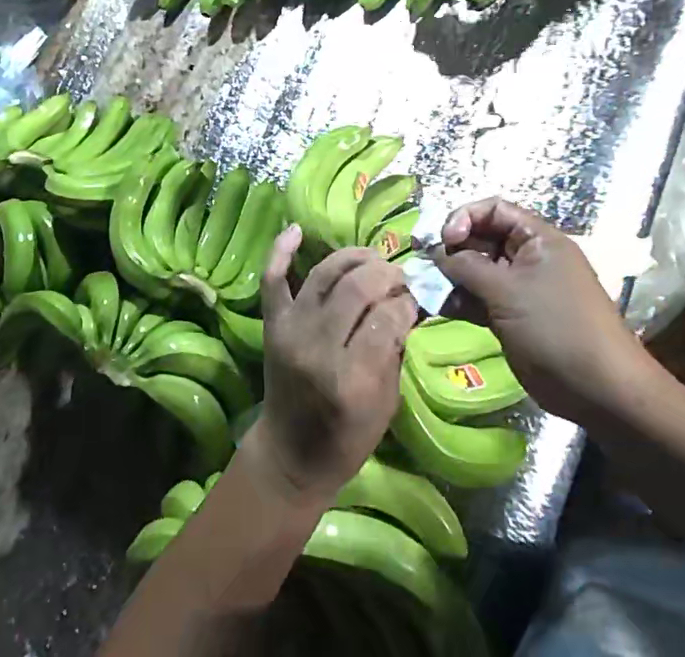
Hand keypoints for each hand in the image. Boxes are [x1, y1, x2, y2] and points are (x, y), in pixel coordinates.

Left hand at [248, 225, 419, 501]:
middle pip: (357, 288)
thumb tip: (407, 302)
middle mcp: (317, 347)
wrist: (289, 454)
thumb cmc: (346, 438)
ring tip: (372, 259)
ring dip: (353, 257)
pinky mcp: (272, 325)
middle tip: (398, 277)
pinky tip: (297, 230)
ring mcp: (290, 332)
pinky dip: (281, 251)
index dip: (406, 302)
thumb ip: (395, 348)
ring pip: (323, 274)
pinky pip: (272, 280)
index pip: (386, 317)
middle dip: (386, 274)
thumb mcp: (386, 401)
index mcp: (351, 378)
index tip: (413, 301)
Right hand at [436, 198, 658, 426]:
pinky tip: (439, 308)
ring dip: (451, 278)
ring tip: (427, 290)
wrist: (596, 386)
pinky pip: (479, 300)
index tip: (445, 239)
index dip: (465, 217)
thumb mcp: (507, 290)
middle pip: (482, 239)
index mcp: (537, 240)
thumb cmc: (554, 326)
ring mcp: (520, 290)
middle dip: (452, 250)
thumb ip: (467, 267)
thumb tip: (437, 254)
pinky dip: (460, 301)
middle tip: (425, 266)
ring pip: (477, 272)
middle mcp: (528, 258)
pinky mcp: (512, 317)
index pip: (494, 210)